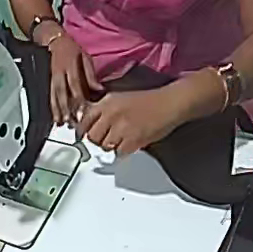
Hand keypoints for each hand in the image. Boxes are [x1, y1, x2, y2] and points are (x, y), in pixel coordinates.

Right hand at [44, 25, 104, 126]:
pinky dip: (53, 108)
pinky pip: (50, 97)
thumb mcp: (85, 57)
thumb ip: (91, 75)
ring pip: (54, 97)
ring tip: (61, 122)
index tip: (83, 110)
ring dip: (58, 111)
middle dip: (66, 108)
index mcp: (70, 66)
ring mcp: (53, 79)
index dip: (78, 98)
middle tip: (71, 121)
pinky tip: (55, 117)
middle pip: (63, 93)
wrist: (55, 42)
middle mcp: (60, 74)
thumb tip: (100, 90)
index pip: (75, 84)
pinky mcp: (49, 82)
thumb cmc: (73, 50)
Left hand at [78, 84, 201, 156]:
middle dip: (98, 140)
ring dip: (113, 146)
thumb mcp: (120, 98)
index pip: (84, 121)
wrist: (170, 103)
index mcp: (106, 102)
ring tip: (123, 138)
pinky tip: (131, 142)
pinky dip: (124, 151)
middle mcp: (111, 114)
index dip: (82, 131)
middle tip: (108, 139)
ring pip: (105, 146)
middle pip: (92, 137)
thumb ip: (104, 110)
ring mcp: (121, 127)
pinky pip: (119, 153)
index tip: (83, 136)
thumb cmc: (149, 101)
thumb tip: (89, 124)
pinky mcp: (132, 139)